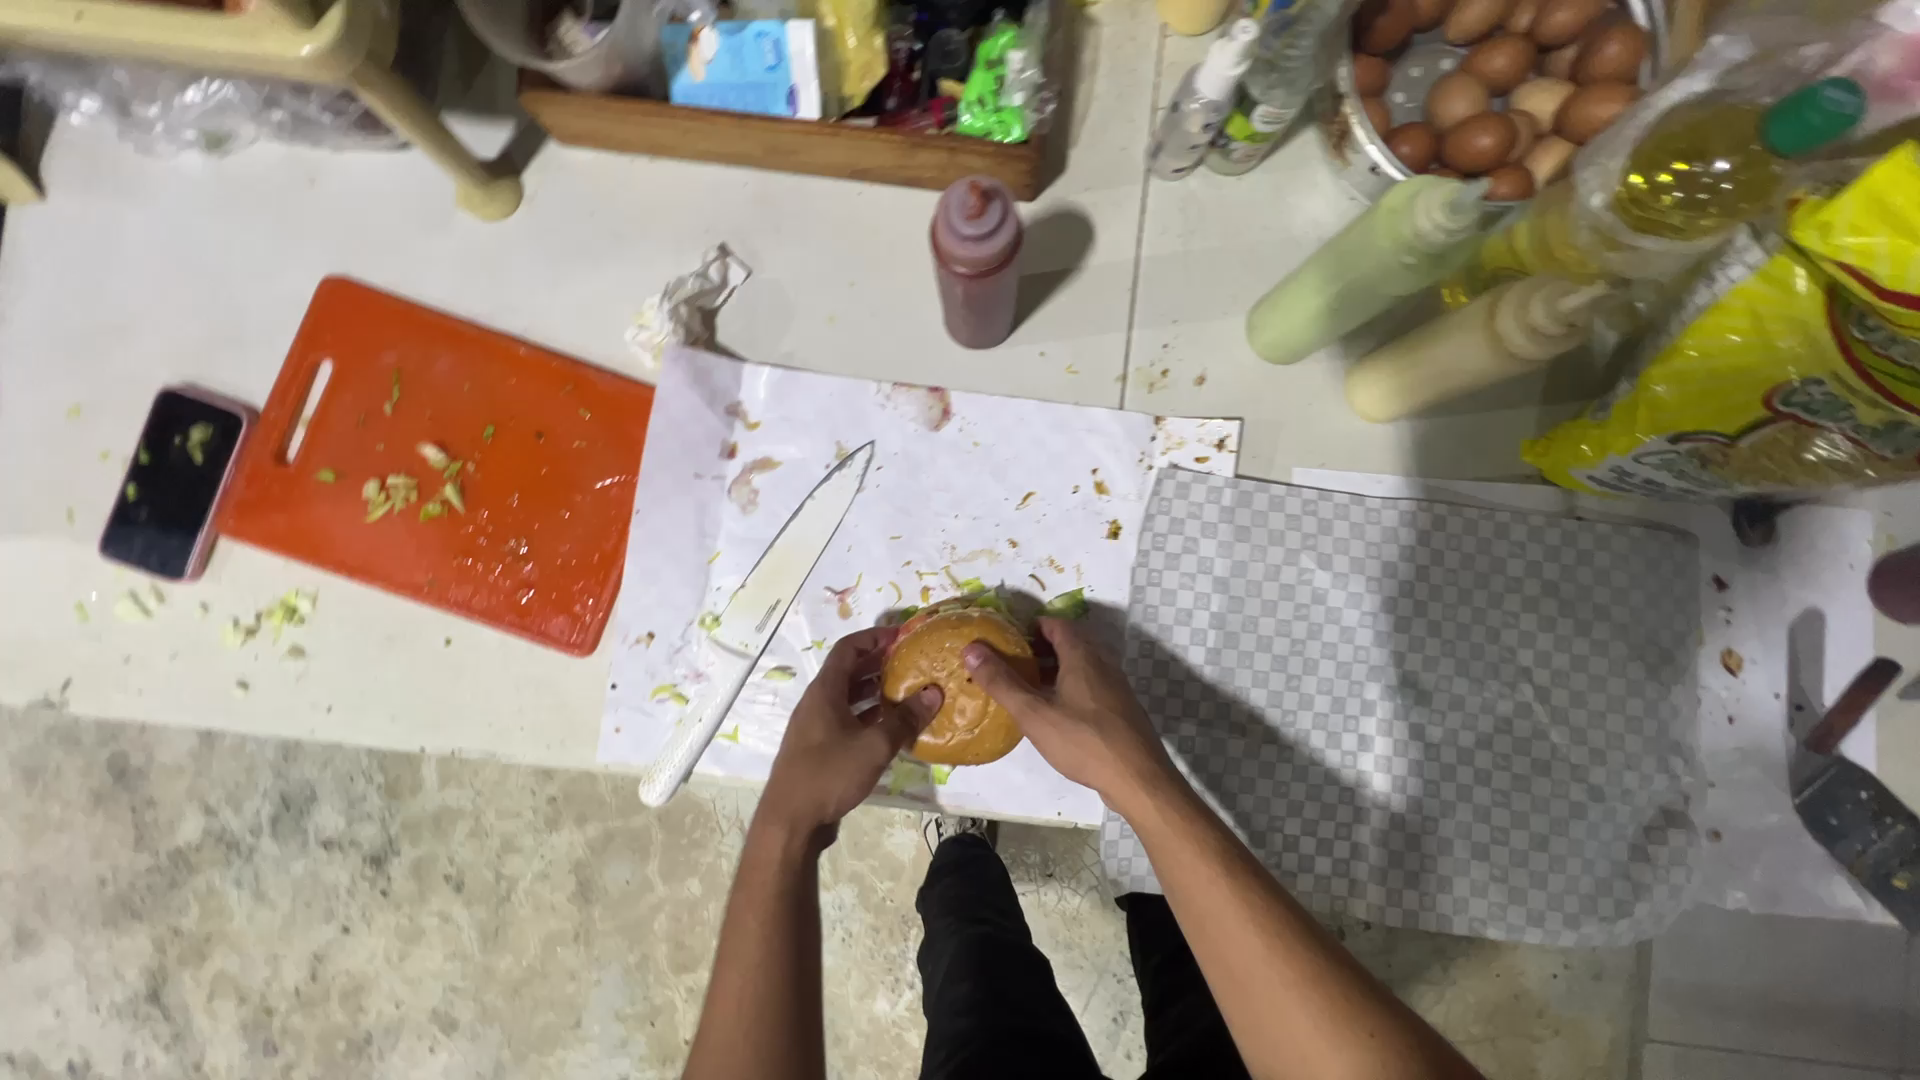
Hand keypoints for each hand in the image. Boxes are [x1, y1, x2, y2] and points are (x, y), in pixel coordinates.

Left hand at [761, 627, 941, 847]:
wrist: (789, 822)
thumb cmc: (829, 774)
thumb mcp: (874, 746)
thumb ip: (905, 719)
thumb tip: (934, 693)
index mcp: (825, 691)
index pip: (848, 648)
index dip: (873, 637)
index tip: (901, 636)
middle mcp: (817, 703)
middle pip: (848, 671)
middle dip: (879, 663)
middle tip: (911, 662)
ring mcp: (815, 726)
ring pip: (848, 697)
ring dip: (875, 691)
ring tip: (907, 691)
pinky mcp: (818, 749)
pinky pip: (846, 719)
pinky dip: (867, 716)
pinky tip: (890, 727)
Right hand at [963, 617, 1177, 804]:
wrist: (1138, 779)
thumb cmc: (1083, 741)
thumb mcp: (1034, 713)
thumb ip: (1002, 681)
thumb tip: (971, 649)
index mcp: (1083, 655)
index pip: (1056, 624)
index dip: (1031, 626)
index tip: (1006, 638)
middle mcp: (1103, 663)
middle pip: (1069, 643)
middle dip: (1040, 648)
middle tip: (1011, 662)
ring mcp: (1116, 687)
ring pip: (1081, 665)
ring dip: (1055, 669)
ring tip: (1027, 687)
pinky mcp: (1120, 709)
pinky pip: (1090, 685)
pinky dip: (1069, 687)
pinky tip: (1055, 712)